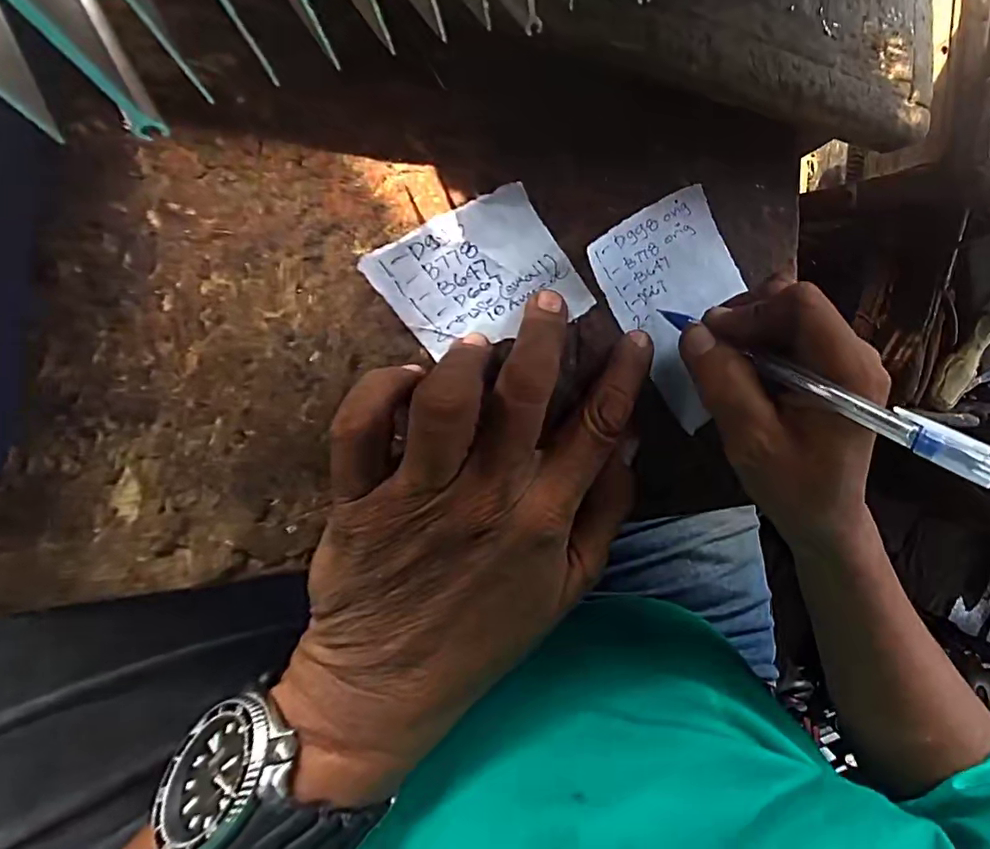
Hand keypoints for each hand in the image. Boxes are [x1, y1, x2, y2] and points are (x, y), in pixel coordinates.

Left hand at [269, 292, 651, 805]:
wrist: (387, 687)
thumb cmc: (492, 630)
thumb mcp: (573, 582)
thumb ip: (606, 510)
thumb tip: (625, 442)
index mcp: (544, 516)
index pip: (595, 429)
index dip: (621, 377)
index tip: (632, 338)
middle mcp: (486, 496)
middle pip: (521, 399)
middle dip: (542, 339)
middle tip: (549, 301)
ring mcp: (418, 496)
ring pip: (443, 404)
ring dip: (466, 358)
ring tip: (482, 340)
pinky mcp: (356, 501)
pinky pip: (360, 431)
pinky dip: (383, 390)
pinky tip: (411, 376)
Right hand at [678, 278, 890, 546]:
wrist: (829, 518)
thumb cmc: (796, 487)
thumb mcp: (751, 441)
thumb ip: (724, 382)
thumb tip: (695, 332)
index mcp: (850, 369)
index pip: (804, 303)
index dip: (752, 309)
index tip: (713, 334)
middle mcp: (859, 353)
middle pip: (800, 302)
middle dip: (749, 316)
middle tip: (712, 344)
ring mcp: (852, 356)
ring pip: (796, 313)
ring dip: (754, 328)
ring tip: (725, 358)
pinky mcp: (839, 364)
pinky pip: (798, 332)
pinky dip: (766, 340)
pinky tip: (747, 368)